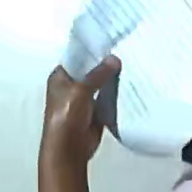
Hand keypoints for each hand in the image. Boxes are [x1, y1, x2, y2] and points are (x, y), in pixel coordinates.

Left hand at [41, 56, 120, 172]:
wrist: (69, 150)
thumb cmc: (67, 115)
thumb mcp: (81, 90)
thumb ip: (98, 74)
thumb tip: (114, 58)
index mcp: (60, 76)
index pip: (76, 56)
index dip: (90, 49)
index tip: (110, 41)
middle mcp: (70, 85)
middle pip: (89, 70)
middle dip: (104, 64)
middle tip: (125, 50)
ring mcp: (83, 99)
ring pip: (99, 84)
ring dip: (111, 79)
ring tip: (131, 64)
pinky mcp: (94, 111)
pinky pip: (106, 98)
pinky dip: (115, 94)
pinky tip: (130, 84)